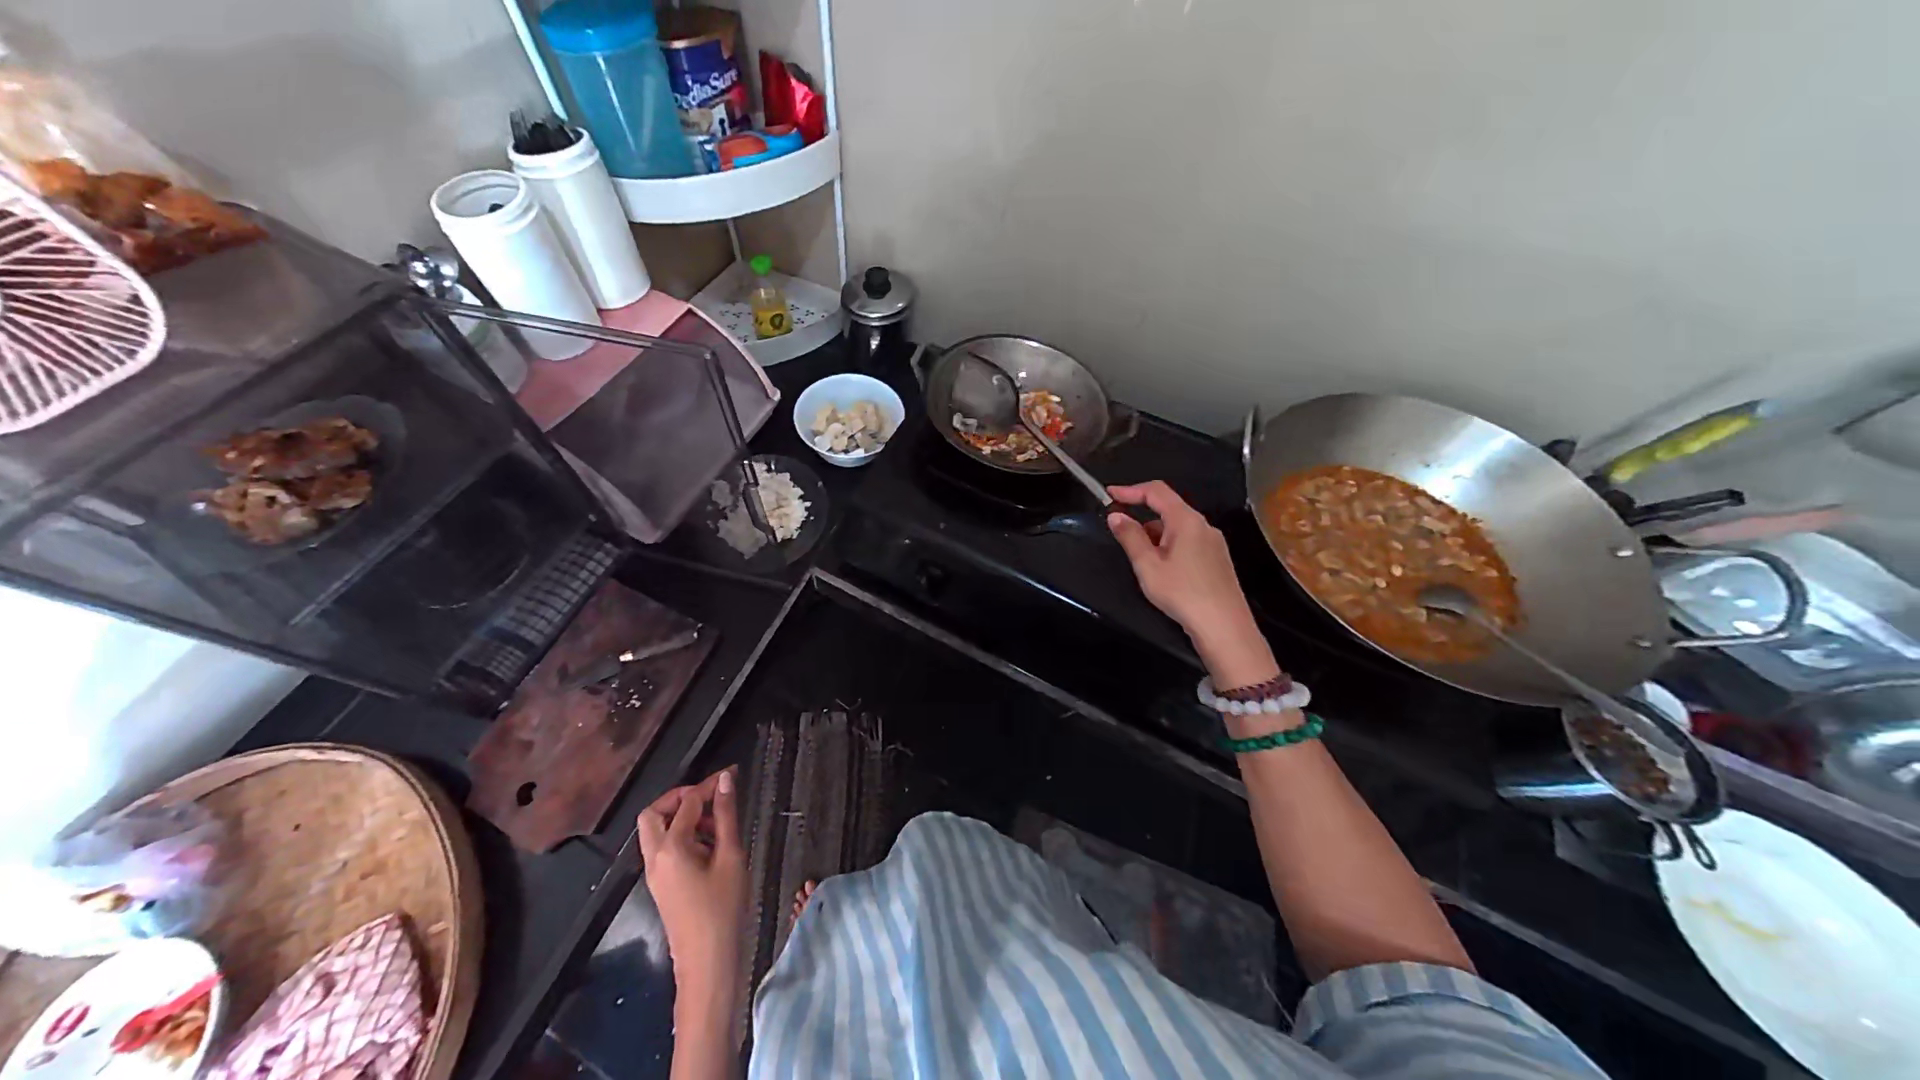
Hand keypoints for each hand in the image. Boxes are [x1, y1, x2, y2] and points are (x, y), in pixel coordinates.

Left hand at [638, 768, 746, 1003]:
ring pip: (656, 831)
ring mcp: (654, 872)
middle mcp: (654, 857)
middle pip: (655, 813)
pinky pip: (662, 848)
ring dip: (680, 817)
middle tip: (710, 798)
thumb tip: (725, 781)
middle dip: (680, 798)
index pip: (687, 802)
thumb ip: (726, 816)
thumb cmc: (724, 908)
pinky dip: (680, 836)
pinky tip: (709, 845)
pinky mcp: (660, 884)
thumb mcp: (731, 857)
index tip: (732, 773)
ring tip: (716, 824)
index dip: (710, 784)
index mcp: (671, 847)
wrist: (707, 961)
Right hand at [1107, 481, 1279, 688]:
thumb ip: (1130, 537)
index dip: (1130, 489)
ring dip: (1155, 534)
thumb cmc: (1182, 593)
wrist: (1224, 626)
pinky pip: (1188, 541)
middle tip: (1120, 531)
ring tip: (1140, 558)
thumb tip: (1116, 516)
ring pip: (1178, 527)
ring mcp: (1213, 542)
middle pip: (1168, 508)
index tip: (1109, 493)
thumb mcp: (1147, 566)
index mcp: (1186, 520)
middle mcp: (1203, 525)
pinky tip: (1162, 569)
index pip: (1156, 491)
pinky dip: (1169, 545)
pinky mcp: (1217, 559)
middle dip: (1142, 515)